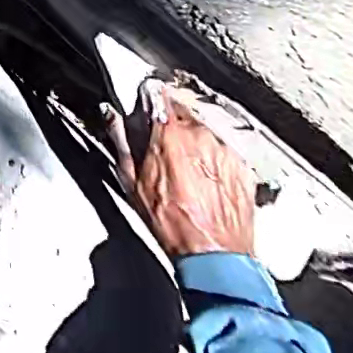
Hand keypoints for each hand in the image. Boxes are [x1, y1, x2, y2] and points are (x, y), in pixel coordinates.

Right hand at [110, 83, 255, 258]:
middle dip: (171, 123)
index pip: (158, 95)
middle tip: (162, 146)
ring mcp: (225, 149)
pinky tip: (205, 179)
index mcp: (170, 134)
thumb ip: (120, 140)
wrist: (216, 257)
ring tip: (185, 168)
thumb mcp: (132, 182)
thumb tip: (110, 115)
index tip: (145, 102)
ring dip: (193, 139)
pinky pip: (222, 148)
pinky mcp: (242, 165)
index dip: (149, 97)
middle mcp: (201, 135)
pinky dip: (213, 156)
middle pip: (182, 111)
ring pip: (204, 129)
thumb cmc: (172, 224)